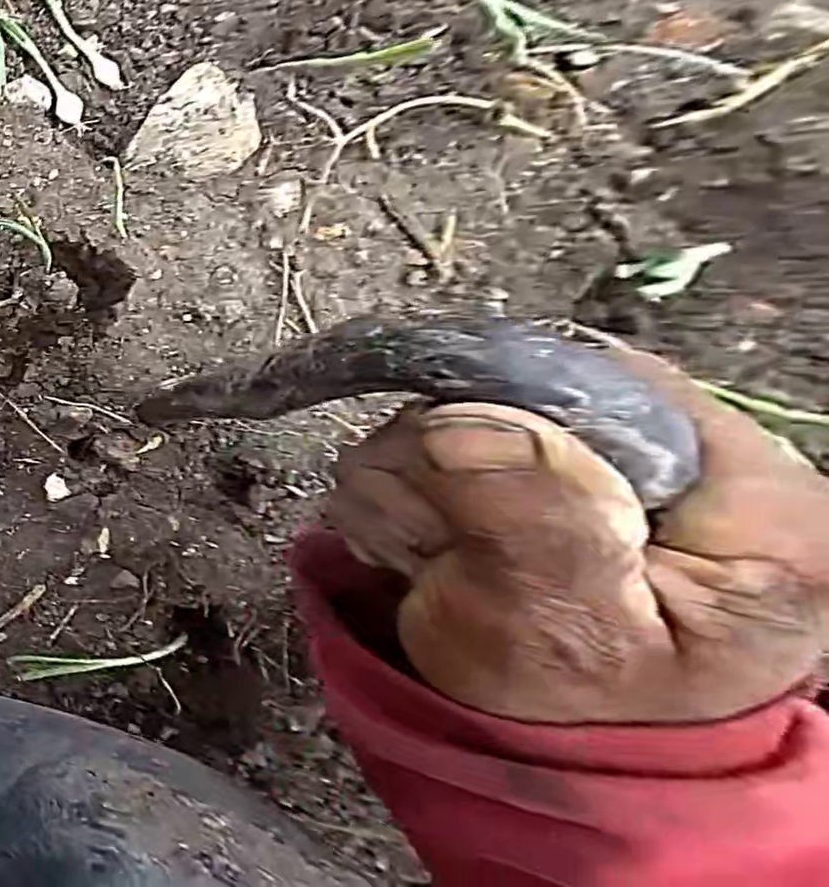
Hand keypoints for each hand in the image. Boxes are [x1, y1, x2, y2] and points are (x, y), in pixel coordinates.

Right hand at [325, 351, 828, 722]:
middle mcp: (636, 457)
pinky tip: (415, 550)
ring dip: (401, 494)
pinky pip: (388, 454)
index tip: (466, 479)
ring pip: (421, 423)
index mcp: (726, 486)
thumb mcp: (566, 624)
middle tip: (447, 545)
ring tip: (431, 558)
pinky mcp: (478, 474)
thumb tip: (463, 419)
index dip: (516, 413)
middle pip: (491, 397)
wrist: (509, 731)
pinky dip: (385, 505)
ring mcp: (545, 462)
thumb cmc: (562, 696)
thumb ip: (535, 521)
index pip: (606, 381)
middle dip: (439, 470)